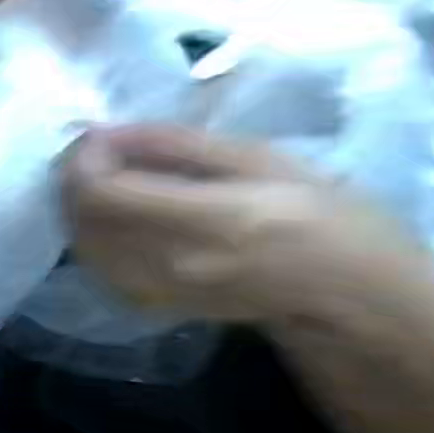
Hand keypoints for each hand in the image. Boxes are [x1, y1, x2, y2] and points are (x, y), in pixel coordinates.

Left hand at [61, 125, 433, 325]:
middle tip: (101, 154)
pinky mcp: (145, 303)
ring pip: (78, 238)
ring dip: (78, 204)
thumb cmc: (330, 220)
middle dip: (75, 177)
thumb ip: (178, 144)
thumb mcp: (266, 162)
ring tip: (109, 179)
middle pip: (79, 214)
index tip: (99, 137)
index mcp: (209, 220)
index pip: (100, 191)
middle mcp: (169, 260)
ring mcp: (152, 288)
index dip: (83, 159)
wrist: (358, 302)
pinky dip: (89, 231)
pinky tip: (115, 214)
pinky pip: (91, 260)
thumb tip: (109, 129)